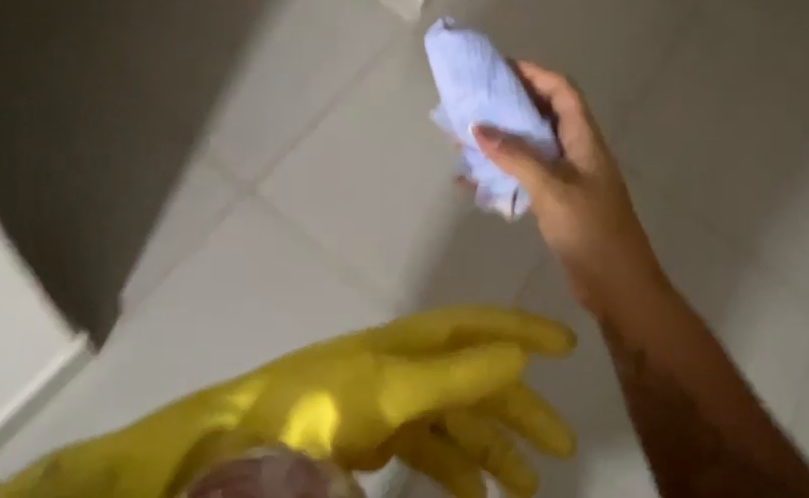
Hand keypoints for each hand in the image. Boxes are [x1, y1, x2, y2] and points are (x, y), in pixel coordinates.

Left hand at [0, 307, 576, 497]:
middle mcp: (405, 365)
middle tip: (564, 448)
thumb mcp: (390, 391)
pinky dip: (455, 470)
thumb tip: (517, 356)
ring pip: (456, 422)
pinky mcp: (370, 437)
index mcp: (412, 343)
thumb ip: (454, 377)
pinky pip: (427, 450)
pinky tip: (476, 495)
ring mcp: (387, 402)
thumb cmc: (317, 407)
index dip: (524, 332)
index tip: (568, 349)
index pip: (480, 327)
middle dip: (521, 411)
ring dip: (493, 450)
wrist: (240, 444)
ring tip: (529, 488)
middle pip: (477, 381)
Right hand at [475, 61, 667, 316]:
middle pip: (546, 114)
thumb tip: (478, 126)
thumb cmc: (591, 230)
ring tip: (467, 135)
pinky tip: (474, 178)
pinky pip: (528, 174)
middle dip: (512, 103)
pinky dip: (503, 170)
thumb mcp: (552, 189)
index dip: (535, 74)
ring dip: (504, 138)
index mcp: (585, 139)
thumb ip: (516, 156)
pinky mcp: (560, 202)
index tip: (500, 69)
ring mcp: (570, 178)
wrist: (619, 287)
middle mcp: (578, 151)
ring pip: (534, 145)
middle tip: (475, 99)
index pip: (562, 91)